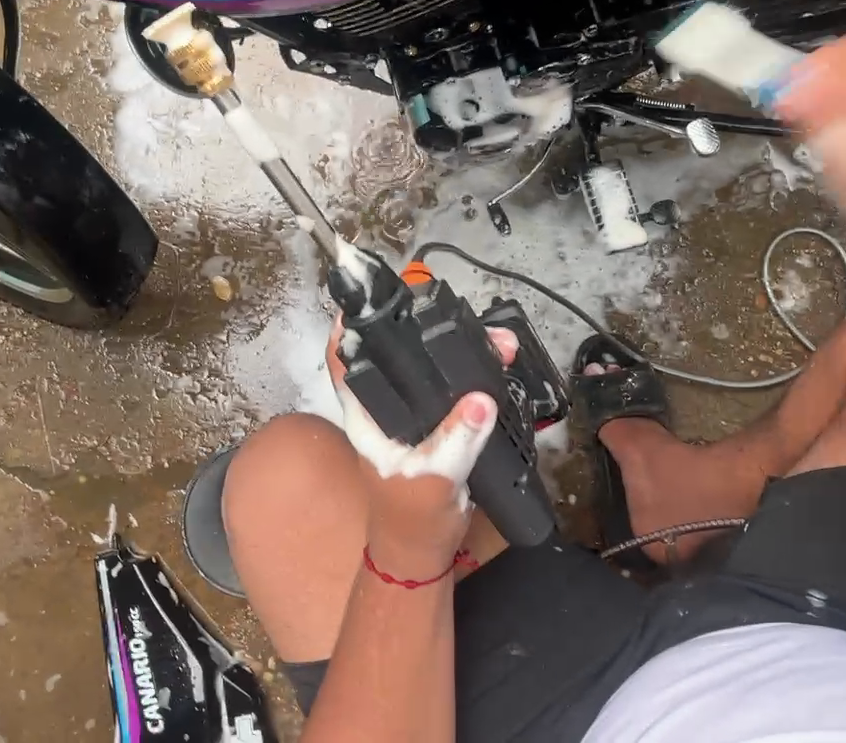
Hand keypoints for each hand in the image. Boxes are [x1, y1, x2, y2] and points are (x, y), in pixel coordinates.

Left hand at [325, 321, 519, 572]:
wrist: (426, 549)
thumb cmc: (414, 517)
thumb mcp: (433, 479)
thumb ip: (455, 441)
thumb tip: (480, 400)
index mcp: (367, 413)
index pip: (346, 360)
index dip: (350, 325)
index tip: (370, 295)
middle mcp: (387, 404)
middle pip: (400, 351)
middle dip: (430, 328)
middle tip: (465, 315)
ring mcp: (413, 411)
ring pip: (433, 365)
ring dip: (463, 347)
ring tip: (498, 340)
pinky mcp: (438, 420)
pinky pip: (455, 384)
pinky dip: (476, 369)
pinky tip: (499, 359)